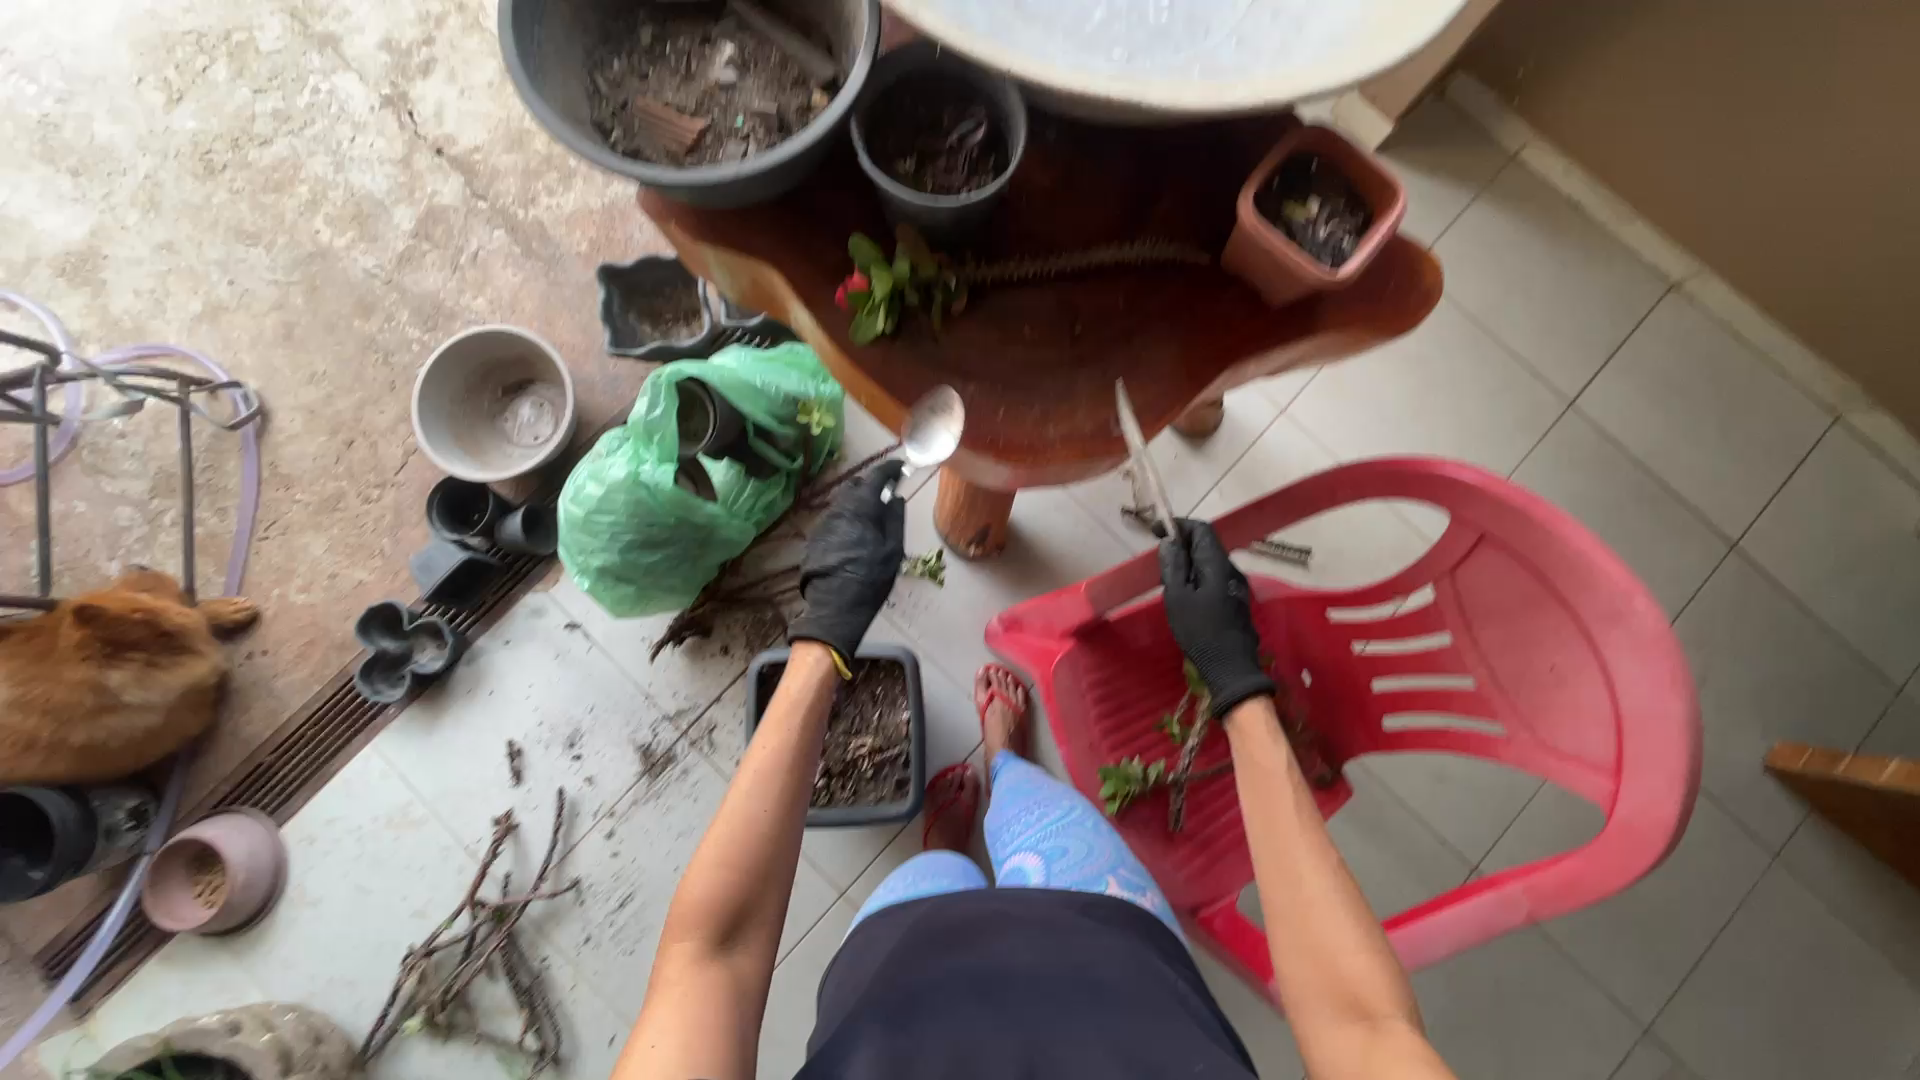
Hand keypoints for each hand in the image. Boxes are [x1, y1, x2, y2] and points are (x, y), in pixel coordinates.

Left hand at [787, 460, 906, 666]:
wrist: (835, 608)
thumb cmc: (870, 579)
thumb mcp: (893, 551)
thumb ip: (895, 519)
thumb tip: (896, 497)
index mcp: (860, 509)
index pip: (875, 477)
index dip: (889, 469)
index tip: (900, 468)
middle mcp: (838, 510)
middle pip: (855, 485)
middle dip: (871, 483)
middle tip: (887, 491)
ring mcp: (823, 523)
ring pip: (842, 501)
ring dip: (858, 501)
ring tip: (872, 513)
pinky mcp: (815, 537)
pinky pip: (834, 517)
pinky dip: (847, 516)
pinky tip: (855, 532)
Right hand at [1160, 518, 1274, 716]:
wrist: (1231, 665)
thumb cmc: (1200, 630)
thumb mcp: (1177, 597)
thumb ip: (1173, 566)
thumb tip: (1169, 541)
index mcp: (1217, 564)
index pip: (1201, 530)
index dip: (1179, 525)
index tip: (1157, 531)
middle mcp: (1231, 569)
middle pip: (1207, 544)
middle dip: (1182, 544)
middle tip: (1160, 557)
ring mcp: (1236, 585)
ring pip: (1210, 562)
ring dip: (1189, 562)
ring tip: (1168, 576)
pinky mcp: (1235, 599)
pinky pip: (1214, 576)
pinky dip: (1197, 575)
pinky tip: (1185, 592)